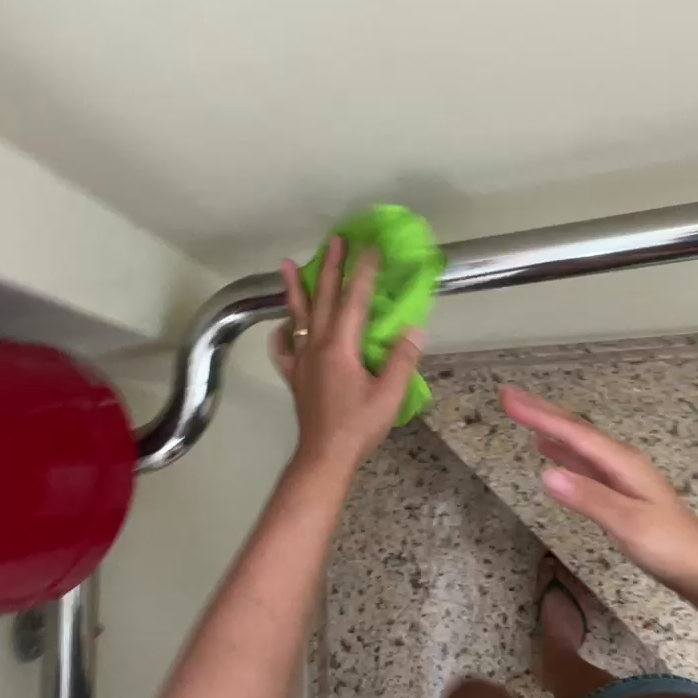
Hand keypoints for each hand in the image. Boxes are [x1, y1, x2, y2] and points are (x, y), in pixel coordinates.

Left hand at [270, 237, 424, 474]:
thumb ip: (401, 360)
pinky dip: (284, 331)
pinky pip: (285, 346)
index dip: (364, 272)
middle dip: (331, 267)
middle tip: (335, 241)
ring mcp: (302, 360)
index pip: (355, 301)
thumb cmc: (358, 427)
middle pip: (324, 299)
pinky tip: (284, 325)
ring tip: (289, 264)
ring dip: (297, 288)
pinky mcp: (296, 376)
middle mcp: (317, 347)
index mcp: (341, 347)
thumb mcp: (389, 395)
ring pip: (298, 316)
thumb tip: (414, 329)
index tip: (371, 248)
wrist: (324, 456)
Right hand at [498, 384, 697, 584]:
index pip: (572, 432)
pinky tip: (550, 449)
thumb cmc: (667, 545)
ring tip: (522, 412)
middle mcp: (619, 460)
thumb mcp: (627, 524)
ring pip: (577, 441)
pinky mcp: (618, 489)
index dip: (538, 415)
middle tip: (507, 394)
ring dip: (549, 425)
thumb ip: (588, 498)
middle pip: (575, 428)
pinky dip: (562, 449)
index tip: (507, 398)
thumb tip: (545, 473)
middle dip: (540, 410)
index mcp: (621, 462)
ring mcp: (619, 474)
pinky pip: (582, 459)